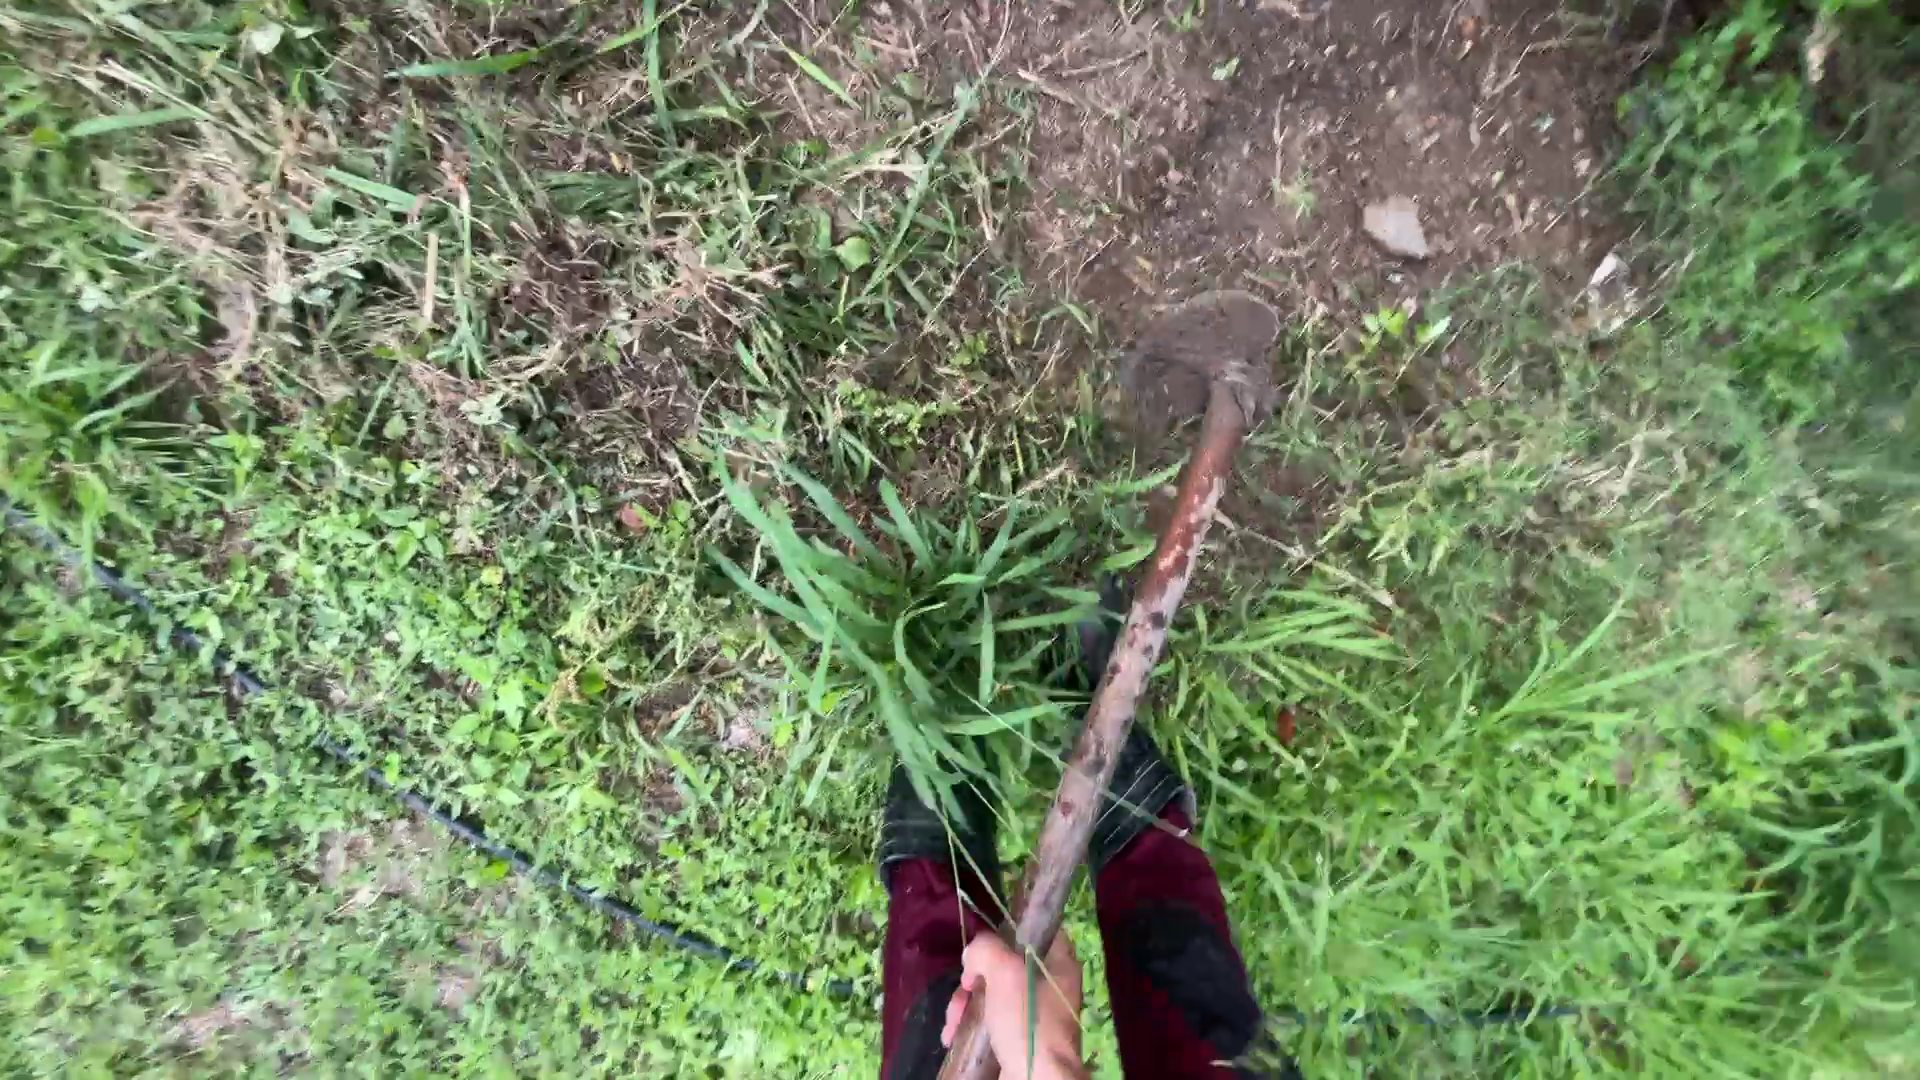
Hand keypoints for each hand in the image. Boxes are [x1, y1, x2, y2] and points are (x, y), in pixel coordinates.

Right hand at [940, 930, 1086, 1079]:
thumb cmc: (1027, 1019)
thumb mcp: (1005, 969)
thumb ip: (985, 948)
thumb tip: (972, 957)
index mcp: (1058, 963)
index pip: (1035, 930)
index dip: (1006, 929)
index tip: (983, 940)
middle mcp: (1048, 986)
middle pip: (1004, 964)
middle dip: (974, 977)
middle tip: (964, 987)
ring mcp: (1032, 1015)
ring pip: (991, 993)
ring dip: (965, 1004)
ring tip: (953, 1020)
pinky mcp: (1016, 1039)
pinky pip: (988, 1021)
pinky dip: (968, 1024)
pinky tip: (951, 1034)